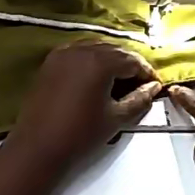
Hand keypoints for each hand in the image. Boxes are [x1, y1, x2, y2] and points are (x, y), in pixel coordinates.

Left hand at [6, 42, 160, 175]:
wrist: (38, 146)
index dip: (147, 72)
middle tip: (141, 84)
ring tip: (122, 81)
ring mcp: (62, 53)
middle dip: (130, 64)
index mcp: (99, 61)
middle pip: (114, 50)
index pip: (131, 59)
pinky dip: (91, 60)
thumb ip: (139, 99)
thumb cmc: (80, 134)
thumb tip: (153, 88)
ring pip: (95, 48)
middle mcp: (80, 50)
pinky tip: (98, 78)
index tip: (156, 85)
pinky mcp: (51, 61)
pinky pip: (78, 52)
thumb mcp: (116, 118)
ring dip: (111, 60)